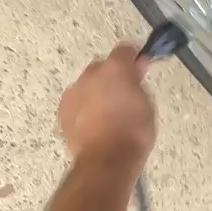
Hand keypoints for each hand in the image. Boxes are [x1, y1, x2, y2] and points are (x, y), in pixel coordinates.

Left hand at [58, 44, 157, 164]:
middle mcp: (91, 74)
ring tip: (107, 114)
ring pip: (87, 84)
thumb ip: (139, 83)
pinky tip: (92, 123)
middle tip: (124, 96)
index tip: (139, 70)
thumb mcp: (147, 104)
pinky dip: (83, 107)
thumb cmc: (133, 133)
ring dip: (96, 92)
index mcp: (115, 68)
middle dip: (112, 76)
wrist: (106, 160)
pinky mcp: (63, 109)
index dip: (133, 60)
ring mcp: (74, 91)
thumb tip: (136, 69)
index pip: (125, 50)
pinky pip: (76, 101)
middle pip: (103, 67)